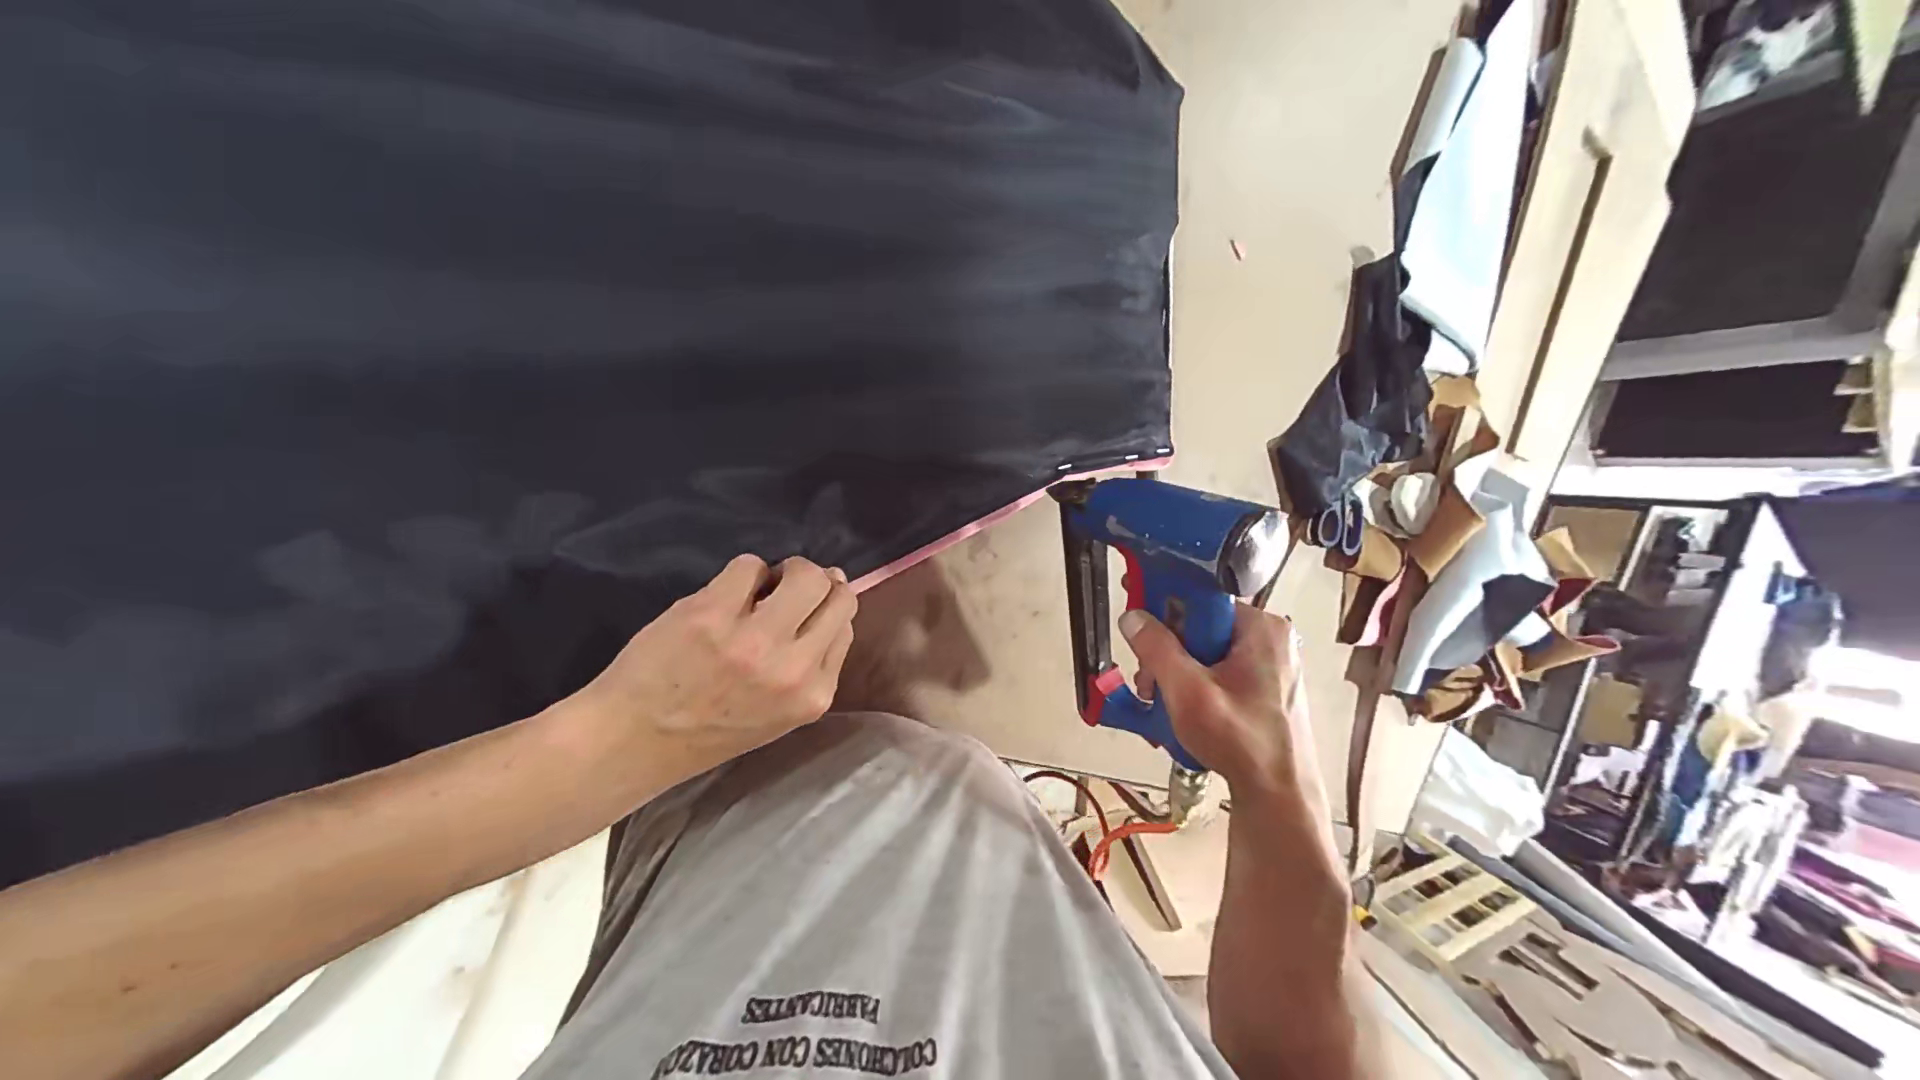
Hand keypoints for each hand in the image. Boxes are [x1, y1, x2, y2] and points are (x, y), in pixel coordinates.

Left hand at [564, 554, 856, 780]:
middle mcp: (792, 668)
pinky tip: (724, 595)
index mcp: (813, 695)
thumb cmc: (710, 727)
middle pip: (837, 593)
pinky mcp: (711, 614)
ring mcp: (752, 639)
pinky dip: (743, 572)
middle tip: (787, 589)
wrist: (633, 741)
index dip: (826, 608)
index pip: (845, 626)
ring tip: (758, 589)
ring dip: (784, 570)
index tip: (804, 608)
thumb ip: (811, 662)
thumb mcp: (780, 712)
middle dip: (817, 582)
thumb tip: (833, 593)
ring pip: (804, 573)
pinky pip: (750, 565)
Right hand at [1119, 604, 1325, 812]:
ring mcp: (1271, 665)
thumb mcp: (1187, 691)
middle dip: (1167, 651)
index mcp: (1261, 628)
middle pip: (1201, 626)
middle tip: (1148, 681)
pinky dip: (1195, 685)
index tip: (1133, 600)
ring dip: (1176, 672)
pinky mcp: (1267, 688)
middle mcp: (1271, 639)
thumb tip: (1132, 616)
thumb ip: (1156, 649)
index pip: (1202, 597)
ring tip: (1161, 702)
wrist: (1280, 799)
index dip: (1164, 599)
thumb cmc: (1239, 741)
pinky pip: (1219, 671)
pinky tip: (1182, 711)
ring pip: (1206, 651)